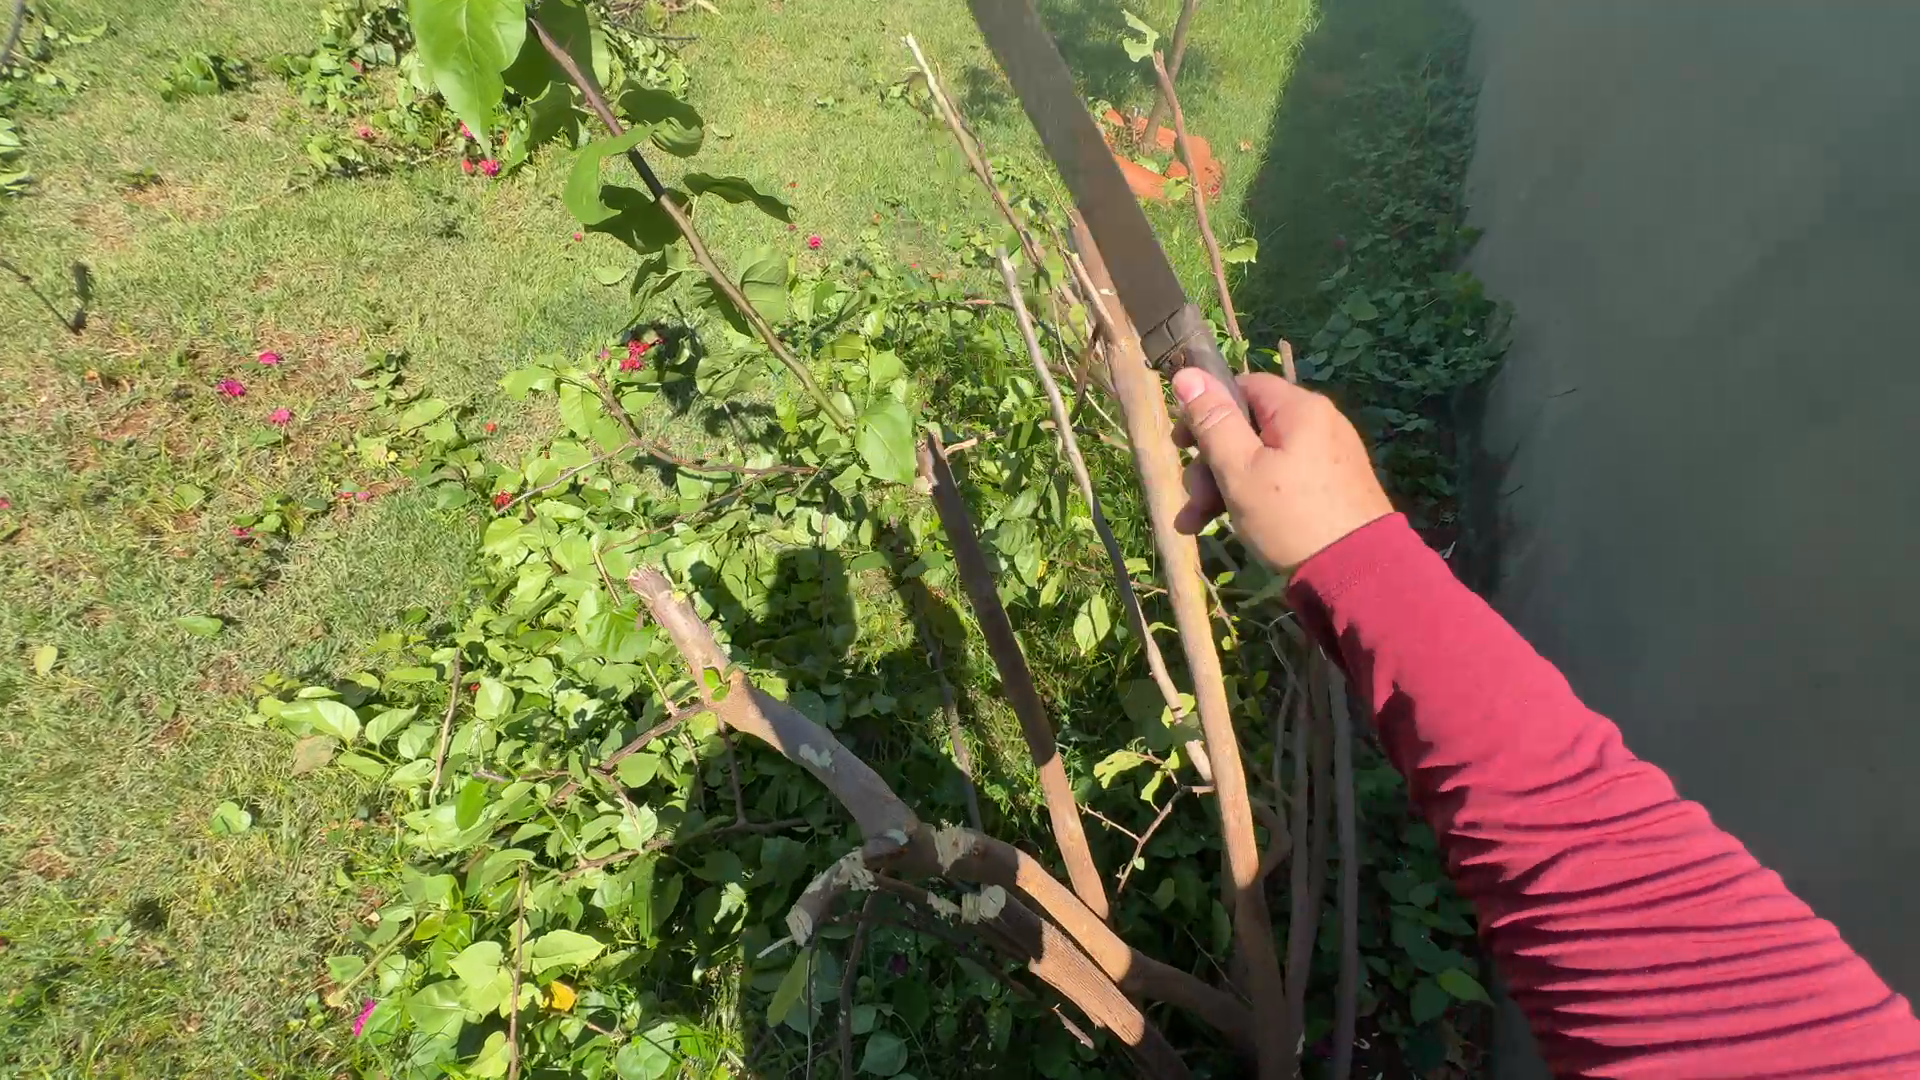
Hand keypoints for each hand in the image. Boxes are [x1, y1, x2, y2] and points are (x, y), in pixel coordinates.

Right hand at [1171, 367, 1393, 571]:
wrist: (1356, 571)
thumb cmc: (1289, 516)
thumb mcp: (1239, 468)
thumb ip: (1212, 421)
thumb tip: (1187, 373)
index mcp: (1298, 409)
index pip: (1242, 386)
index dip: (1206, 411)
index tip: (1182, 445)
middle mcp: (1316, 423)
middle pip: (1246, 428)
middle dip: (1209, 463)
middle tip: (1192, 499)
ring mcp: (1325, 455)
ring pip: (1258, 457)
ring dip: (1222, 485)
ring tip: (1196, 522)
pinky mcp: (1328, 484)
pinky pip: (1278, 477)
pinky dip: (1249, 495)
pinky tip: (1223, 523)